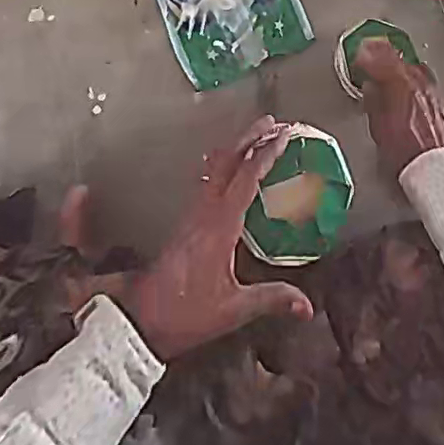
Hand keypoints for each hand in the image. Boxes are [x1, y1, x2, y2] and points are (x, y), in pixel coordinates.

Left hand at [122, 117, 314, 359]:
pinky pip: (207, 181)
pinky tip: (228, 168)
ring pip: (216, 169)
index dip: (266, 153)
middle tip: (273, 122)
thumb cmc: (184, 314)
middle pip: (228, 162)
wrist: (137, 321)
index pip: (247, 178)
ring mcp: (192, 215)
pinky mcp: (186, 223)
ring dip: (237, 149)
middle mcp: (205, 213)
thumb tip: (306, 306)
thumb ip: (271, 299)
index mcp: (220, 225)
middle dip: (250, 138)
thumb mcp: (232, 309)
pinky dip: (224, 165)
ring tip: (255, 137)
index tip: (284, 134)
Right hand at [354, 38, 443, 180]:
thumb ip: (374, 100)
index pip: (382, 60)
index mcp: (399, 86)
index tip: (360, 52)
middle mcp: (419, 85)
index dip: (369, 54)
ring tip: (391, 67)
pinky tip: (410, 86)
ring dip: (402, 66)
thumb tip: (371, 87)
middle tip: (373, 53)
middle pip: (401, 61)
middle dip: (385, 55)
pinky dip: (415, 80)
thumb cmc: (404, 153)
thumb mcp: (378, 127)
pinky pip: (427, 83)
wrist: (435, 169)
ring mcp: (433, 93)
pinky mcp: (442, 104)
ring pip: (416, 69)